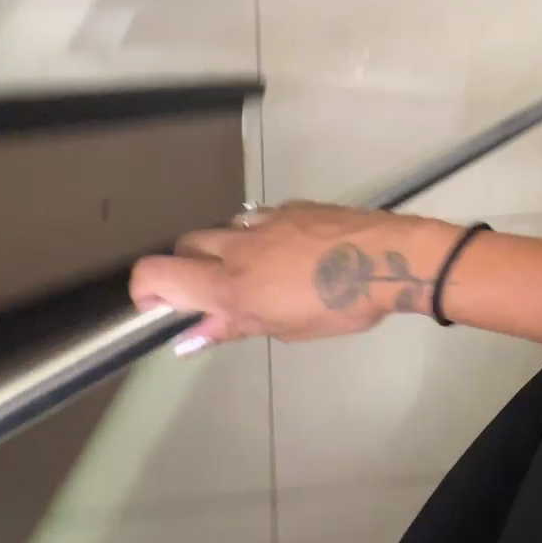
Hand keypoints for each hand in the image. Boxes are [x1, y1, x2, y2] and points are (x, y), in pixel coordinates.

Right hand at [131, 202, 463, 355]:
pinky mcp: (302, 206)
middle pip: (188, 243)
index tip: (163, 305)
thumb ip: (235, 326)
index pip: (155, 272)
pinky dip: (263, 231)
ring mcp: (273, 219)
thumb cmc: (343, 302)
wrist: (394, 258)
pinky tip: (289, 248)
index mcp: (230, 282)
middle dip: (189, 264)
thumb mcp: (287, 328)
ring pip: (227, 226)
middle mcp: (242, 245)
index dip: (147, 288)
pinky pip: (265, 216)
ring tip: (256, 269)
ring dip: (228, 246)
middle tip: (215, 288)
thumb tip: (191, 336)